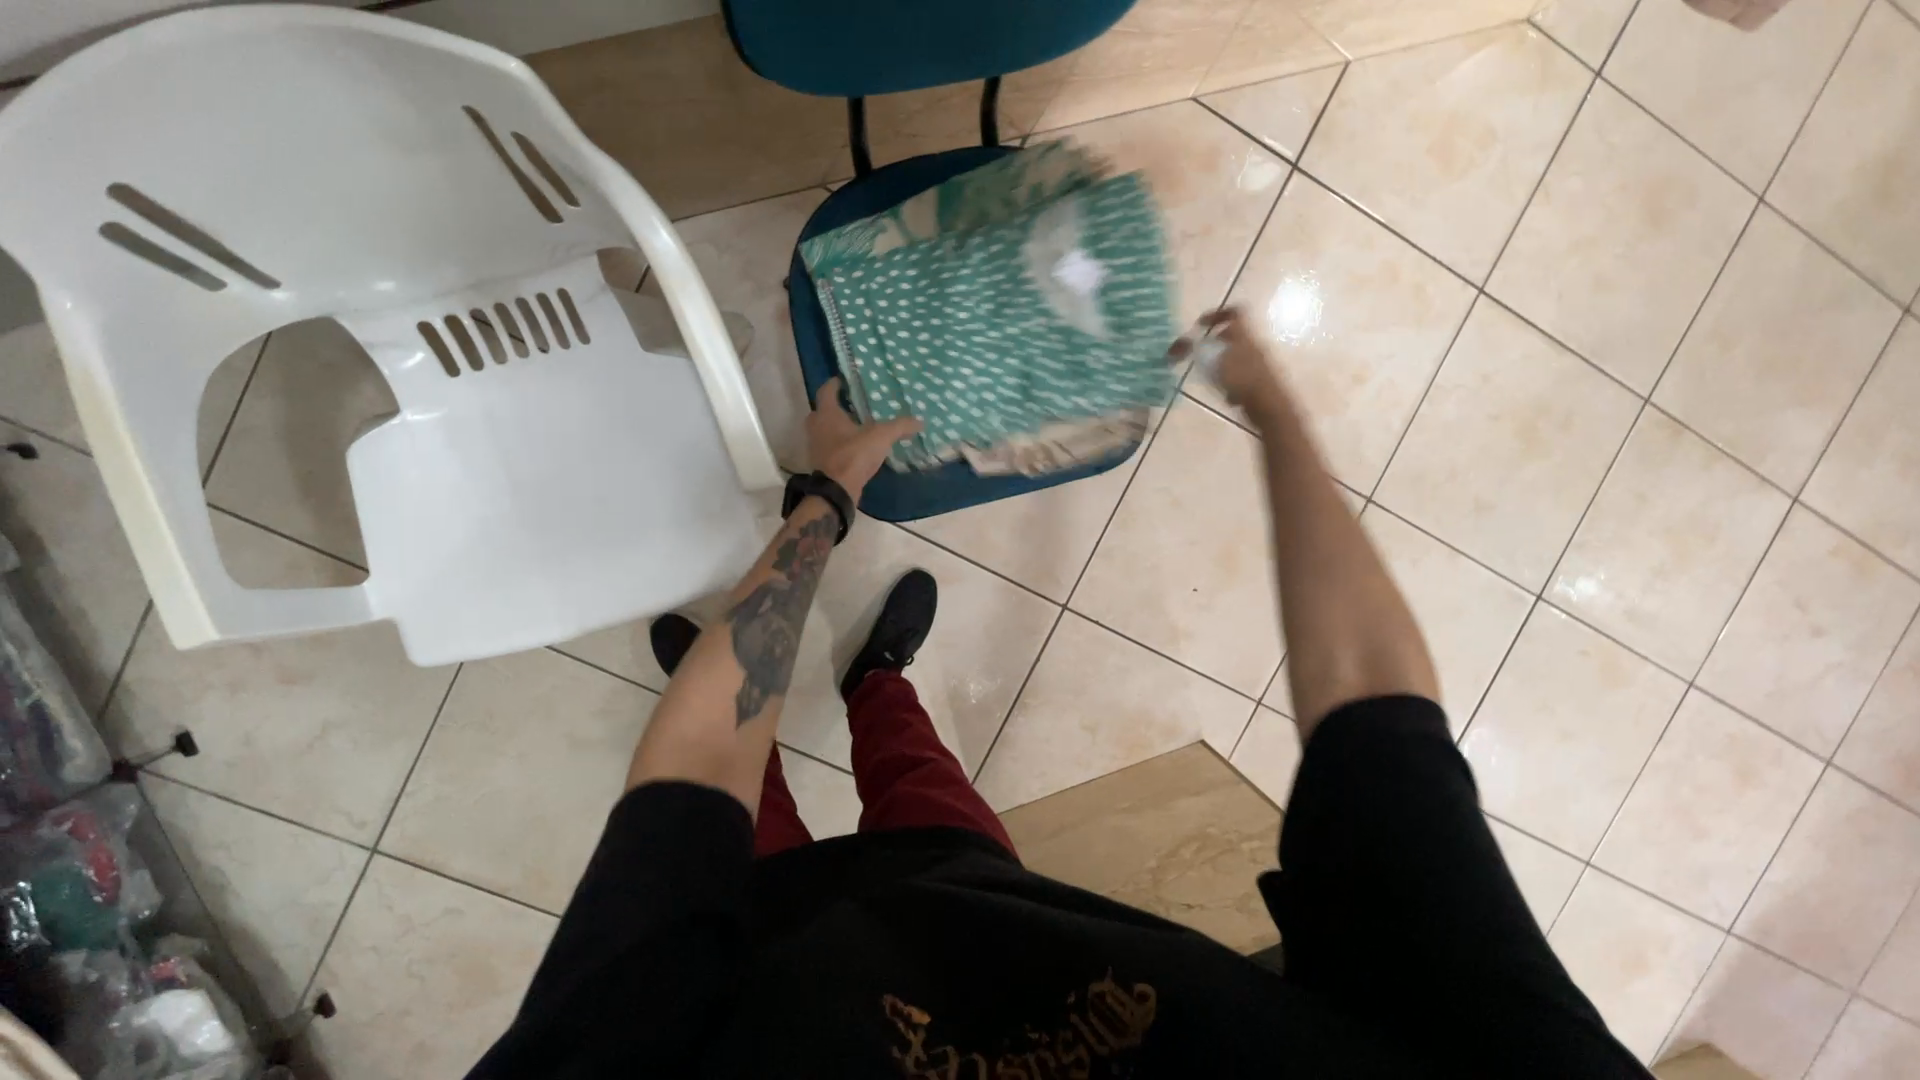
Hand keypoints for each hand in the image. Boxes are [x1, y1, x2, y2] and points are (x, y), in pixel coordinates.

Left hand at [808, 377, 922, 499]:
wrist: (836, 491)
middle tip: (853, 404)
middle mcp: (816, 426)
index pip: (827, 391)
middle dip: (836, 406)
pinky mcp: (821, 462)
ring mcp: (816, 446)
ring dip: (837, 426)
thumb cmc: (853, 455)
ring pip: (825, 429)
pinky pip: (830, 446)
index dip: (835, 383)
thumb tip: (919, 422)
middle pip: (823, 410)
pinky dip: (840, 443)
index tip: (844, 380)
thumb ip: (899, 426)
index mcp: (827, 413)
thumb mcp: (881, 437)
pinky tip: (856, 446)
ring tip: (857, 425)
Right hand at [1198, 307, 1287, 414]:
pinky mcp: (1262, 382)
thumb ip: (1194, 348)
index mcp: (1246, 333)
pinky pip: (1241, 374)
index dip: (1217, 314)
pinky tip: (1225, 394)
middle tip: (1199, 352)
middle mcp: (1256, 344)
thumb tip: (1179, 343)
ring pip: (1236, 356)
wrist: (1270, 406)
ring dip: (1220, 363)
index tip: (1200, 324)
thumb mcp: (1212, 360)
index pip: (1235, 312)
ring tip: (1209, 376)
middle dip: (1214, 342)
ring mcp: (1261, 363)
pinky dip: (1230, 380)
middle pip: (1235, 335)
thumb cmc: (1241, 379)